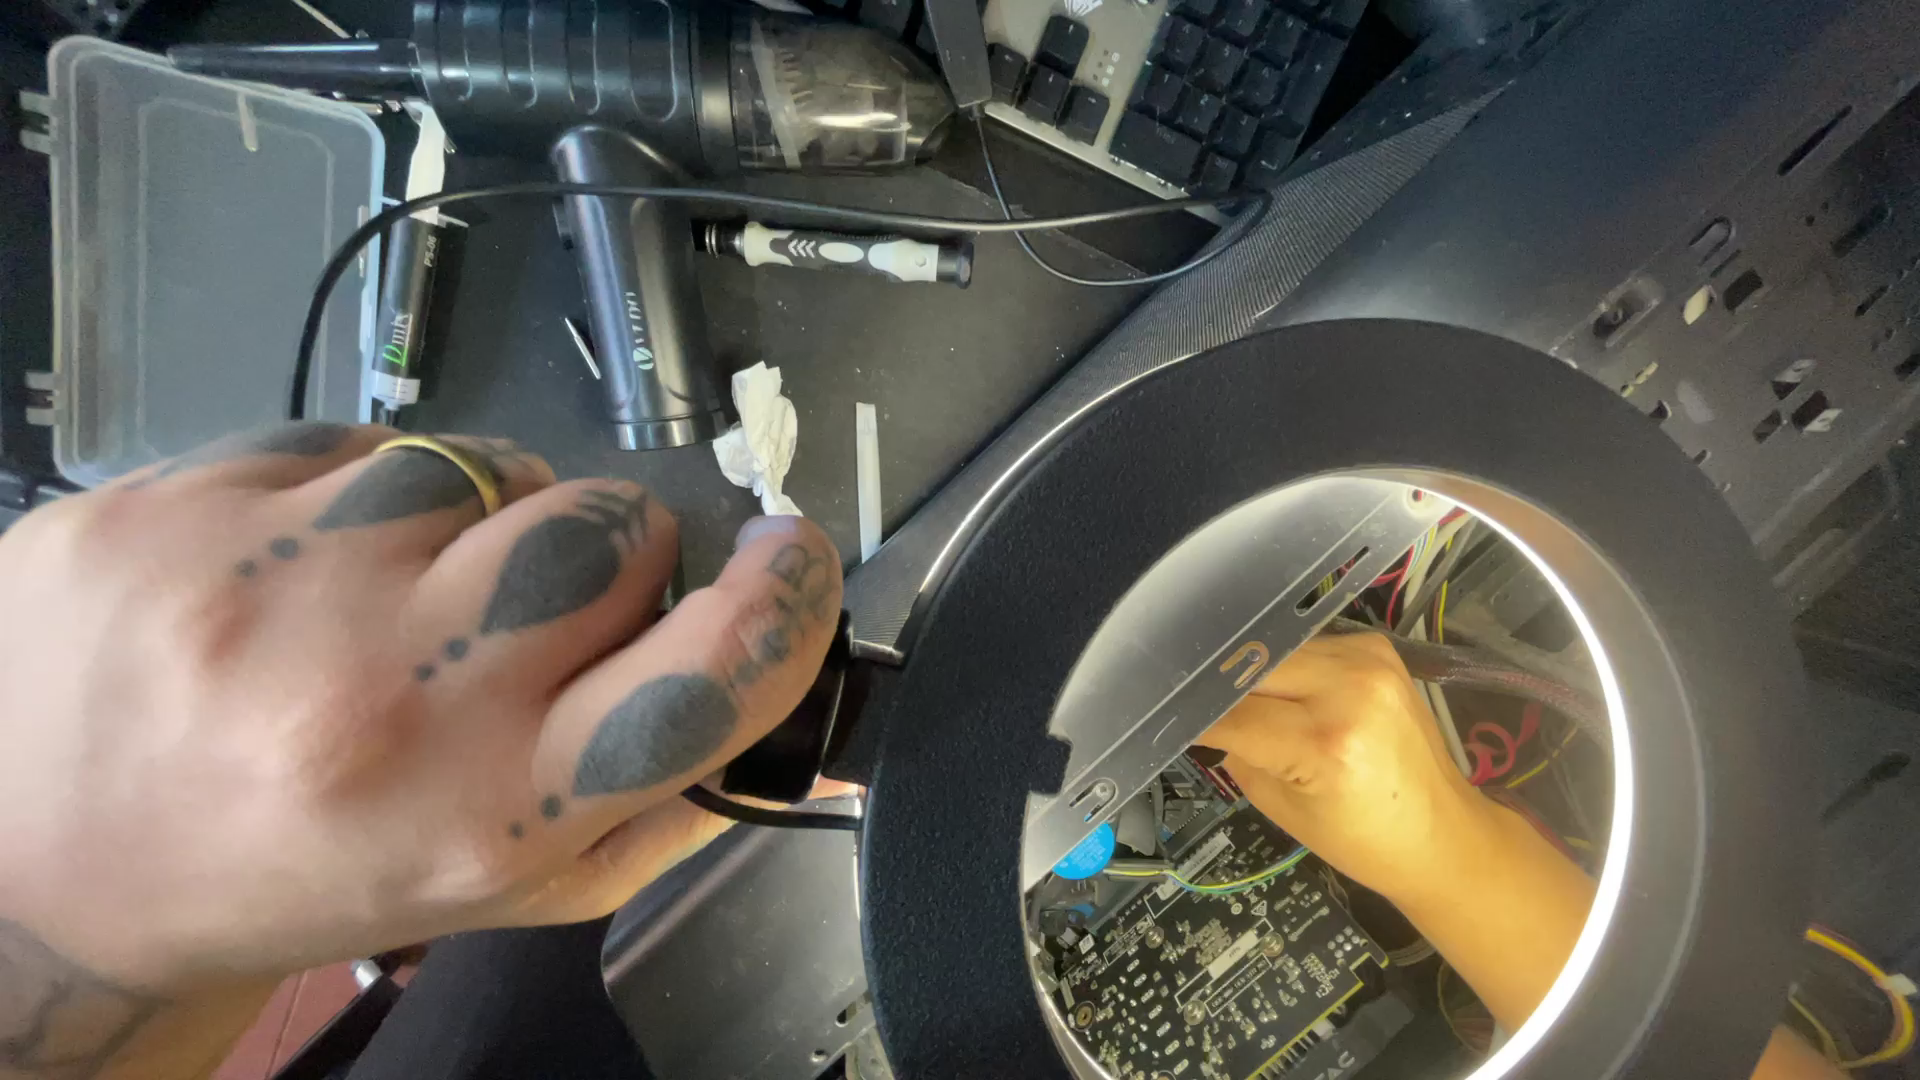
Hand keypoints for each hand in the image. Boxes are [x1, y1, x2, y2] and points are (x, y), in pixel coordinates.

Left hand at [0, 423, 840, 1004]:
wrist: (37, 873)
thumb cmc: (337, 873)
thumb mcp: (535, 885)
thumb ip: (678, 791)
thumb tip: (788, 691)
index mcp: (503, 804)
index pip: (714, 668)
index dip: (790, 595)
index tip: (795, 553)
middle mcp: (395, 696)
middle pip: (616, 528)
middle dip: (622, 552)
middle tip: (555, 606)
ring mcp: (275, 587)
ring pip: (503, 469)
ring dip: (505, 516)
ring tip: (428, 585)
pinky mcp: (179, 504)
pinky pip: (382, 441)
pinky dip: (394, 491)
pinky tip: (332, 561)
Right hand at [1196, 632, 1493, 904]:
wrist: (1446, 834)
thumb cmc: (1361, 839)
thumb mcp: (1278, 804)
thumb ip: (1235, 750)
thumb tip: (1197, 714)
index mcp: (1325, 743)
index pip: (1230, 713)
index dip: (1193, 716)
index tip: (1164, 715)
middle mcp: (1348, 689)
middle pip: (1247, 668)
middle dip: (1215, 685)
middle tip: (1187, 698)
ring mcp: (1366, 661)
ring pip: (1271, 649)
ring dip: (1246, 670)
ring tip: (1226, 689)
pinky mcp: (1375, 647)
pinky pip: (1304, 644)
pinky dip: (1280, 662)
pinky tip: (1276, 683)